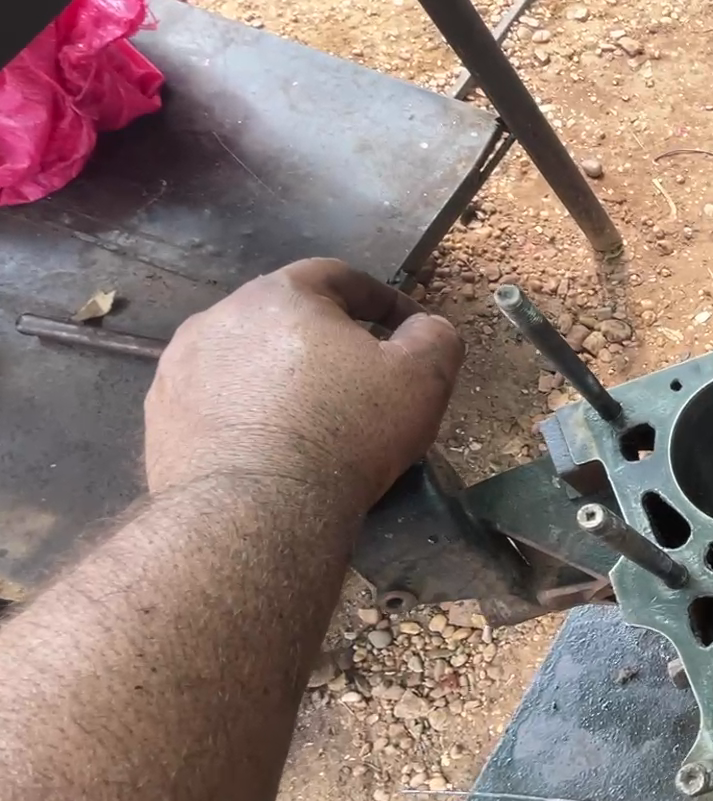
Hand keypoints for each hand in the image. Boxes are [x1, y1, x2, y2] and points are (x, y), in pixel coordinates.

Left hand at [145, 258, 463, 512]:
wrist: (259, 502)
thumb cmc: (352, 427)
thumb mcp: (424, 378)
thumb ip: (436, 338)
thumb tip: (429, 326)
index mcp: (284, 297)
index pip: (338, 275)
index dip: (384, 298)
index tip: (412, 329)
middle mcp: (221, 316)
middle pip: (292, 315)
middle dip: (336, 339)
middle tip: (372, 378)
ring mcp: (181, 363)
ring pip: (255, 355)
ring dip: (293, 373)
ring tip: (326, 415)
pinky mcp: (165, 411)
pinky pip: (224, 395)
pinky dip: (259, 407)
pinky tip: (284, 441)